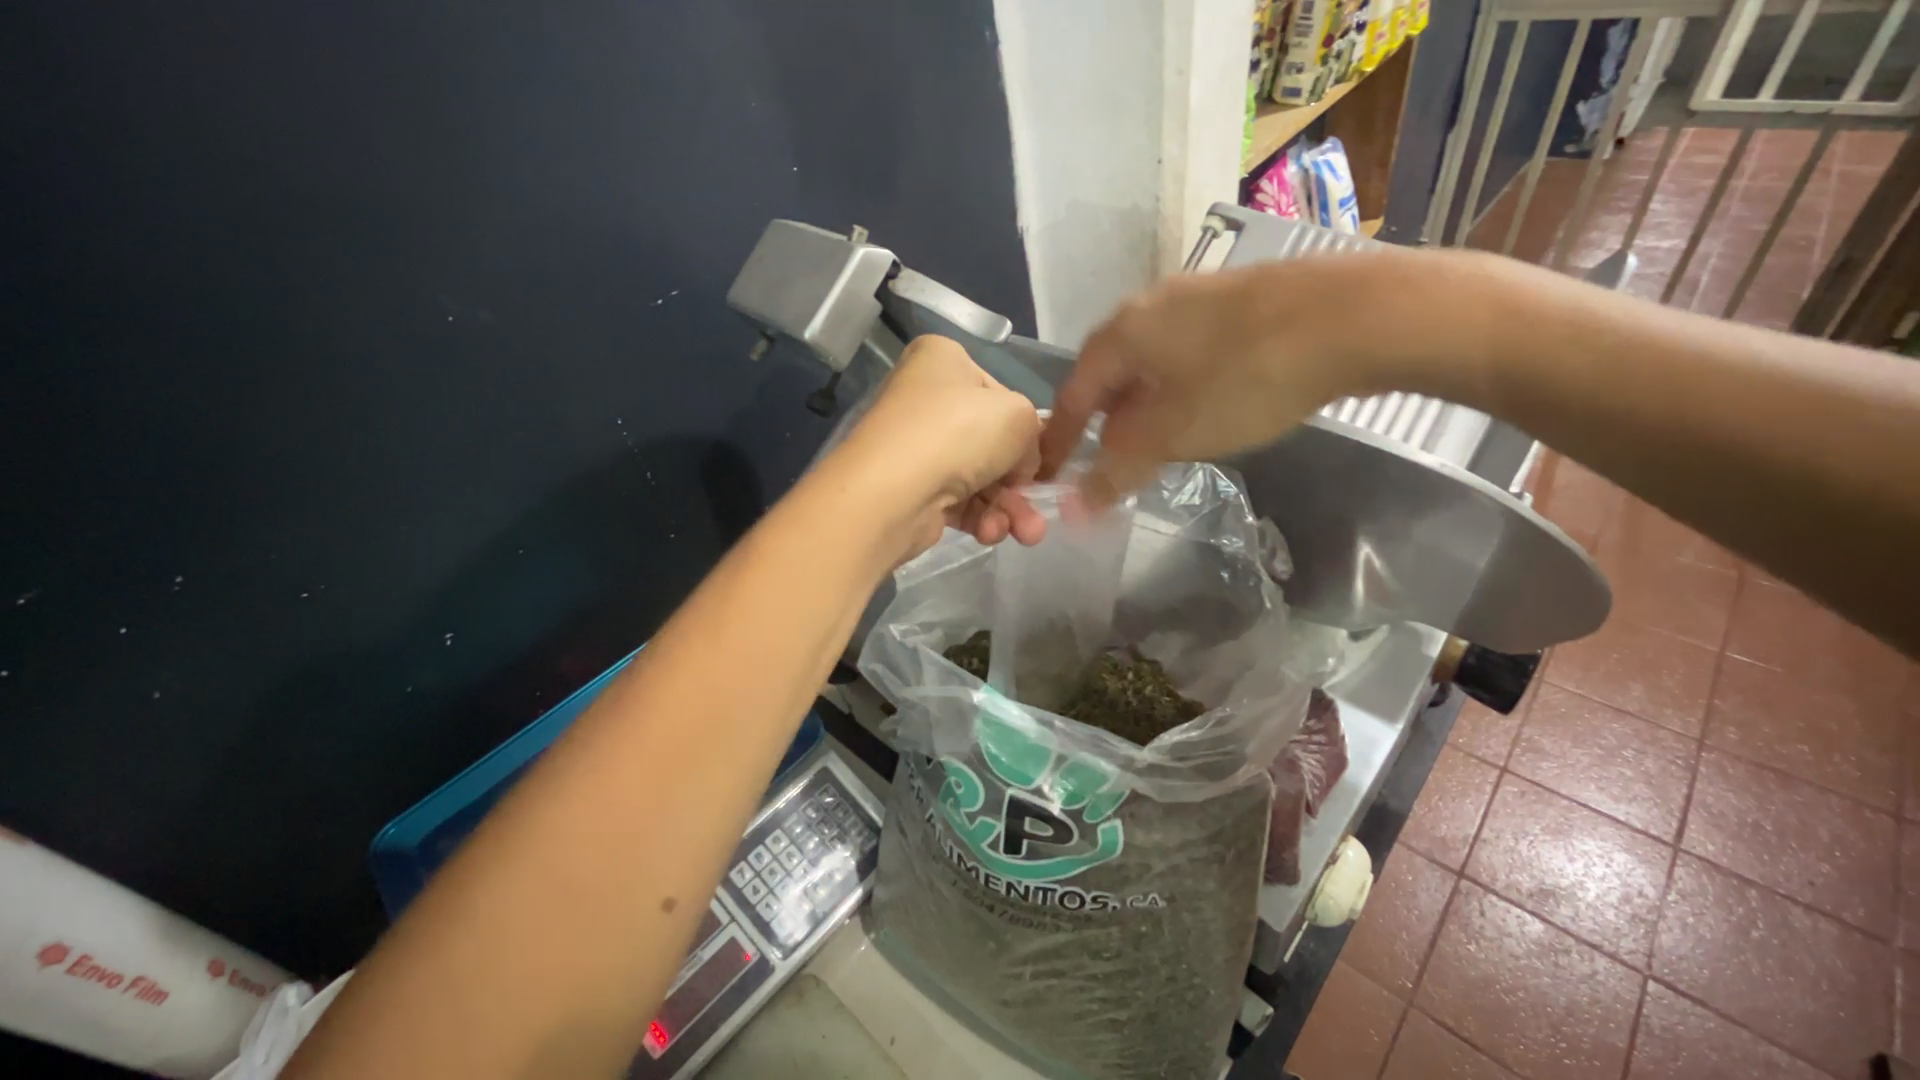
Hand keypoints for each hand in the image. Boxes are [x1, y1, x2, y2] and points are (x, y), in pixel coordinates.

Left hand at [828, 335, 1045, 558]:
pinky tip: (990, 533)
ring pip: (979, 478)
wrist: (892, 492)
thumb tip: (1023, 464)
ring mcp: (916, 446)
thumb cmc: (959, 432)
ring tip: (1027, 535)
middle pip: (991, 442)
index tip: (1042, 460)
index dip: (1026, 429)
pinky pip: (958, 502)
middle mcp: (925, 399)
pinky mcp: (911, 489)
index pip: (999, 393)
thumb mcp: (1019, 416)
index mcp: (943, 360)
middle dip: (1020, 483)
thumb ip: (1035, 433)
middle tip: (1040, 510)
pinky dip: (981, 519)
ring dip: (1008, 509)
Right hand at [1039, 252, 1464, 506]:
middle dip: (1105, 422)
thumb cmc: (1245, 378)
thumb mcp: (1174, 434)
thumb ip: (1119, 468)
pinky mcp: (1240, 301)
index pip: (1073, 394)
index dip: (1062, 440)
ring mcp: (1197, 297)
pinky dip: (1180, 387)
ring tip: (1156, 442)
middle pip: (1111, 373)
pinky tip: (1206, 406)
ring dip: (1145, 405)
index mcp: (1122, 333)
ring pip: (1152, 362)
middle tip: (1108, 463)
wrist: (1352, 315)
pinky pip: (1189, 352)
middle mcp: (1150, 305)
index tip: (1053, 475)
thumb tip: (1075, 505)